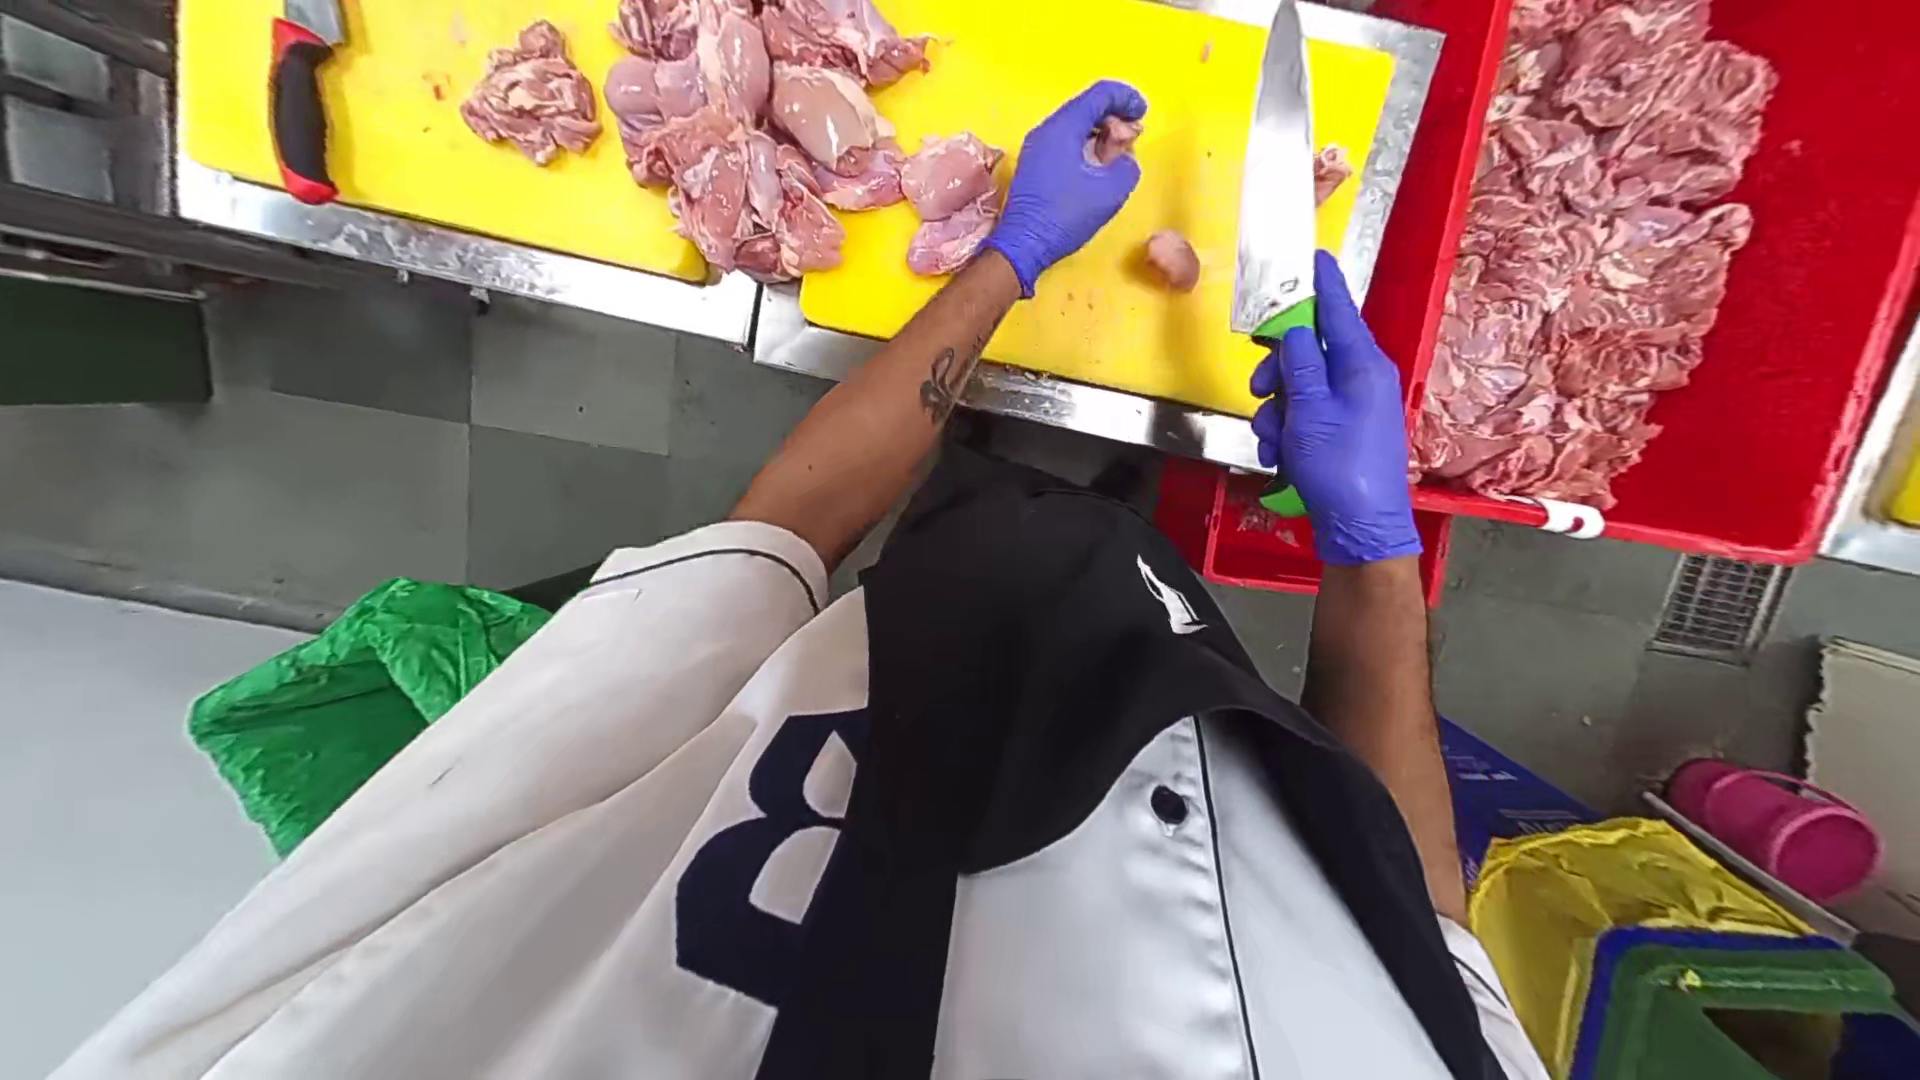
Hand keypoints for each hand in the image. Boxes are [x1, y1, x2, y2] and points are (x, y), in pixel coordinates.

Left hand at [983, 80, 1146, 296]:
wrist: (1022, 247)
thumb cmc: (1064, 217)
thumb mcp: (1109, 192)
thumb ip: (1127, 165)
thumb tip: (1123, 156)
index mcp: (1064, 127)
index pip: (1101, 93)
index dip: (1127, 98)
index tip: (1143, 114)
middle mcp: (1046, 130)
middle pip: (1086, 108)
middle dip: (1113, 119)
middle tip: (1129, 142)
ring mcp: (1035, 149)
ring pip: (1073, 128)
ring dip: (1098, 136)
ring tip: (1113, 159)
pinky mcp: (1032, 168)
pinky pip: (1062, 145)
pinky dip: (1082, 149)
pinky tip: (1092, 171)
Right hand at [1250, 251, 1419, 564]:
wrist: (1361, 524)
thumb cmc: (1339, 465)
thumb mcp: (1311, 411)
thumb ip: (1301, 366)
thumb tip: (1297, 330)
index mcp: (1363, 366)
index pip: (1339, 313)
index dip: (1322, 286)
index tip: (1312, 259)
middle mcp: (1359, 381)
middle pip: (1308, 354)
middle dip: (1278, 373)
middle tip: (1261, 390)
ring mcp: (1349, 409)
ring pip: (1297, 390)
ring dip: (1276, 414)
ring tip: (1276, 443)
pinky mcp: (1337, 434)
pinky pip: (1302, 418)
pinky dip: (1285, 434)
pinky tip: (1281, 455)